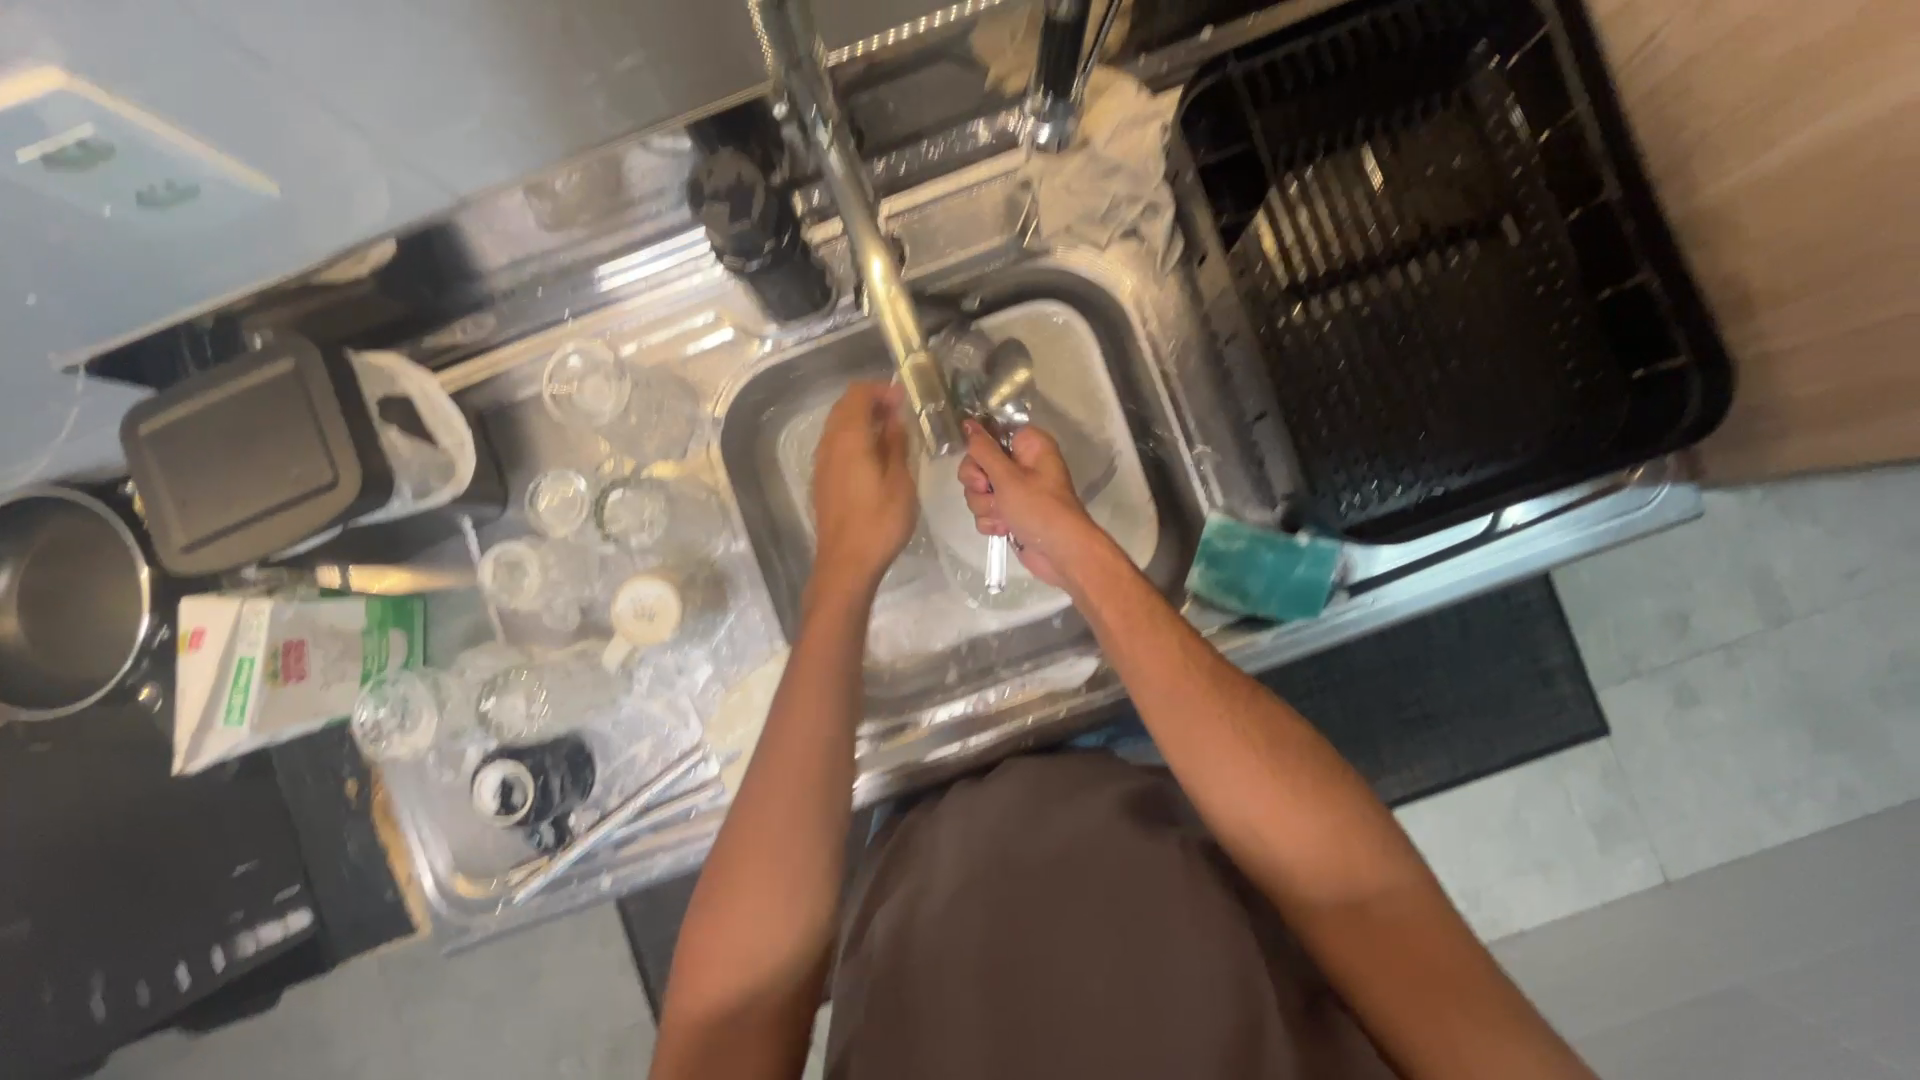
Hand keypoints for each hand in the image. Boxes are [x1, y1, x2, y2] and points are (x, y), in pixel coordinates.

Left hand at [811, 381, 916, 596]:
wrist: (846, 562)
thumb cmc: (880, 522)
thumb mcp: (900, 481)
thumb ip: (896, 444)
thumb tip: (893, 419)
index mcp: (849, 439)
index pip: (858, 394)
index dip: (880, 390)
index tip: (903, 398)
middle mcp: (829, 445)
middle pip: (844, 407)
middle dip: (871, 402)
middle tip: (898, 412)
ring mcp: (822, 463)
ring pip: (838, 426)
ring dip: (861, 420)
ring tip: (890, 432)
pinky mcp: (822, 480)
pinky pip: (836, 445)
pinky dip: (854, 439)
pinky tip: (874, 456)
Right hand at [957, 419, 1100, 587]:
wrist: (1060, 553)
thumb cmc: (1038, 508)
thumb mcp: (1007, 476)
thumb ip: (983, 449)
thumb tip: (968, 422)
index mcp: (1029, 446)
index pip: (990, 435)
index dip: (980, 452)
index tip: (981, 467)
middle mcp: (1022, 464)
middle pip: (979, 465)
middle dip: (979, 485)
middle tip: (989, 492)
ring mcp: (1015, 490)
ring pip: (980, 491)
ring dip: (986, 506)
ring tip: (1003, 516)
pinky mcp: (1010, 513)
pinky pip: (987, 510)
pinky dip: (992, 521)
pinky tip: (1005, 529)